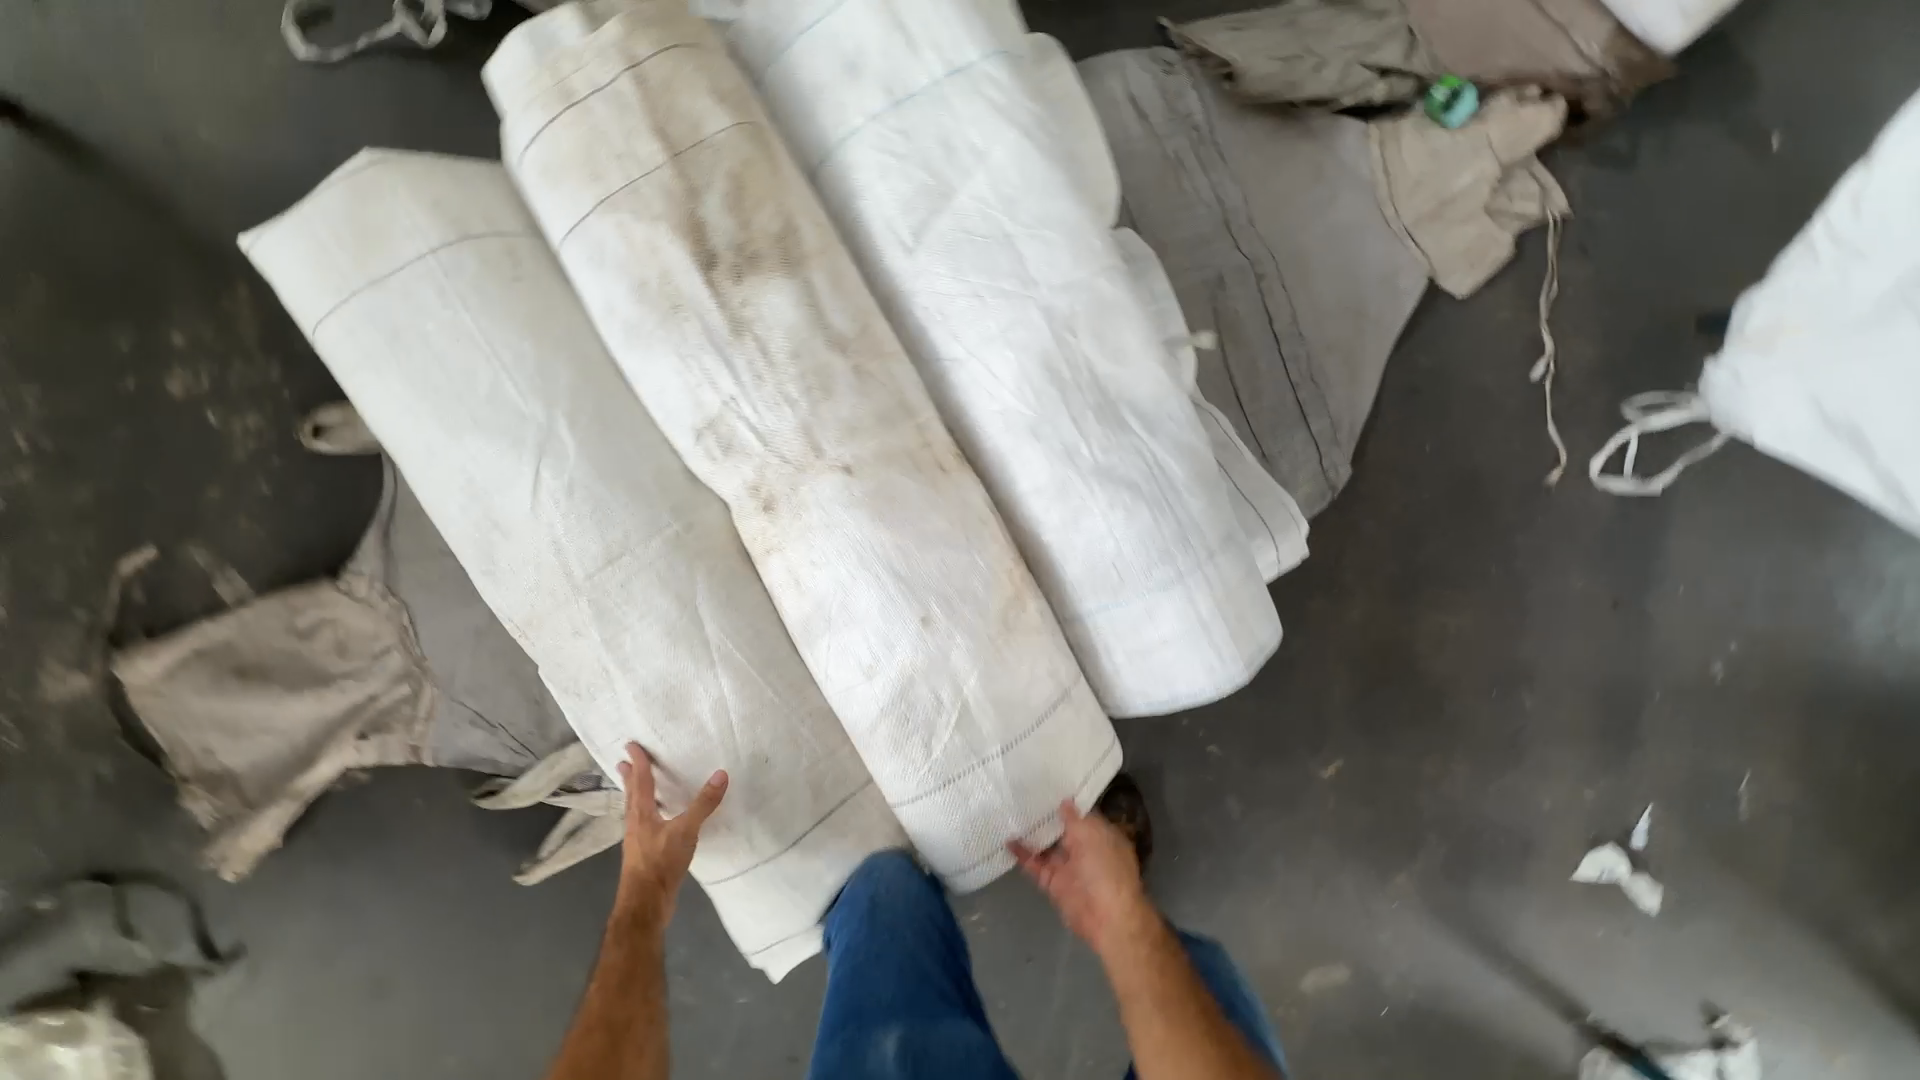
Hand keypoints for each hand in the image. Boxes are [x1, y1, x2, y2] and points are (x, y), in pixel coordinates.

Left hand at [614, 742, 726, 925]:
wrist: (645, 904)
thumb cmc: (661, 863)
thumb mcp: (686, 831)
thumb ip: (703, 804)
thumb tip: (721, 774)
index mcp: (642, 815)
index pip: (640, 782)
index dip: (638, 763)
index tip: (630, 746)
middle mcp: (635, 825)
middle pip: (631, 796)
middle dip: (630, 778)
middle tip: (622, 763)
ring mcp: (637, 842)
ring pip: (634, 812)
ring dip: (634, 796)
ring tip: (634, 787)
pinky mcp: (644, 856)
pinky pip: (643, 826)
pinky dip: (646, 815)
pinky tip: (654, 822)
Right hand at [1009, 799, 1156, 958]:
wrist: (1106, 917)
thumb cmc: (1106, 868)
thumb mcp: (1092, 835)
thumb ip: (1074, 818)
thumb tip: (1065, 801)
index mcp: (1101, 836)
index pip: (1083, 815)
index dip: (1067, 802)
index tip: (1048, 786)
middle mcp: (1086, 849)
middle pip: (1063, 829)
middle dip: (1047, 815)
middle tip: (1024, 794)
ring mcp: (1068, 867)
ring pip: (1047, 846)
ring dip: (1032, 833)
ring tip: (1011, 812)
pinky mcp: (1053, 882)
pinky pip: (1036, 865)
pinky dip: (1022, 854)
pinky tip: (1008, 840)